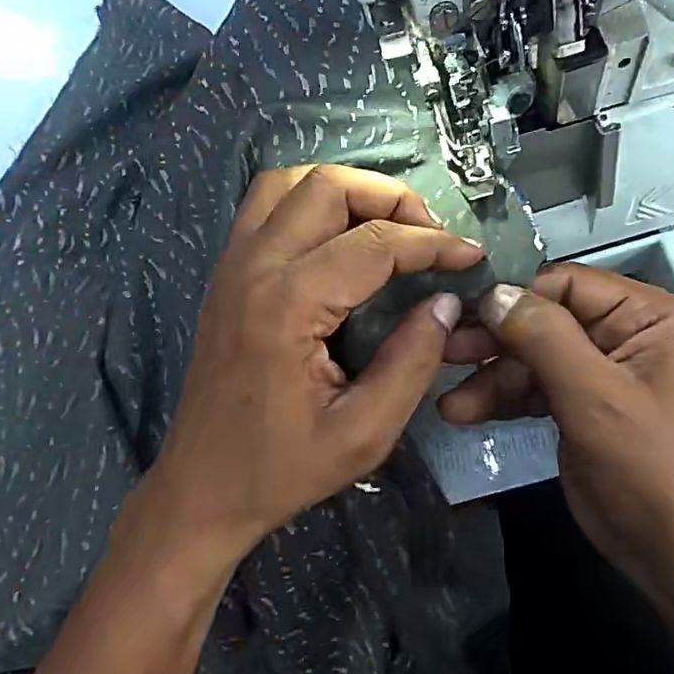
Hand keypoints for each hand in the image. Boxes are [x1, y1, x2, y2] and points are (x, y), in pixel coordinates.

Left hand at [140, 165, 482, 569]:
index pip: (375, 243)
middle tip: (432, 237)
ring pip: (290, 182)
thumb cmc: (283, 468)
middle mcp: (253, 268)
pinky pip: (269, 205)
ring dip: (350, 191)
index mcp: (287, 306)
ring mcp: (232, 266)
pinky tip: (347, 237)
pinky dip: (316, 202)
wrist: (200, 490)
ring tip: (392, 227)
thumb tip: (446, 302)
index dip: (434, 243)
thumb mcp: (366, 432)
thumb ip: (413, 361)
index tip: (472, 257)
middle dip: (393, 199)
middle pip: (327, 186)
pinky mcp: (228, 274)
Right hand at [439, 265, 673, 596]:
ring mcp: (600, 369)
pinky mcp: (581, 404)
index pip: (568, 283)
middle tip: (445, 352)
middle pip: (546, 318)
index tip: (461, 312)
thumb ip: (544, 337)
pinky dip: (503, 398)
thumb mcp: (595, 396)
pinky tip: (463, 412)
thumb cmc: (647, 465)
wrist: (673, 551)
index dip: (515, 295)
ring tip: (449, 400)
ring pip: (534, 355)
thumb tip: (495, 292)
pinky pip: (536, 387)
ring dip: (492, 376)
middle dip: (496, 339)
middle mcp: (624, 332)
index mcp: (645, 315)